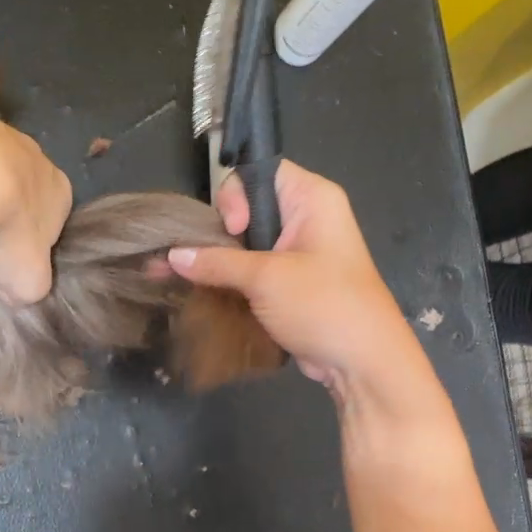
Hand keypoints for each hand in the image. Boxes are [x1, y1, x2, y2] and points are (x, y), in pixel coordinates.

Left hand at [0, 98, 71, 303]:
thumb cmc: (5, 234)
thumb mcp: (28, 283)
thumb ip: (29, 289)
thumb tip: (11, 290)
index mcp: (61, 192)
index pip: (53, 218)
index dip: (31, 239)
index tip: (7, 256)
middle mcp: (37, 155)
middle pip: (23, 185)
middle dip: (5, 204)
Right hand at [167, 161, 421, 400]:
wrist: (359, 359)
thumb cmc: (323, 304)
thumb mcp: (267, 278)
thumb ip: (217, 263)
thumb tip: (172, 256)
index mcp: (311, 199)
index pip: (260, 172)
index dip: (236, 196)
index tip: (233, 230)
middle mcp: (303, 219)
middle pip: (246, 210)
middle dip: (217, 233)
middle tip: (200, 261)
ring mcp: (295, 255)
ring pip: (244, 246)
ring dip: (217, 262)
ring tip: (184, 279)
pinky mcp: (286, 286)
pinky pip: (250, 273)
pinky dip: (228, 283)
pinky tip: (200, 294)